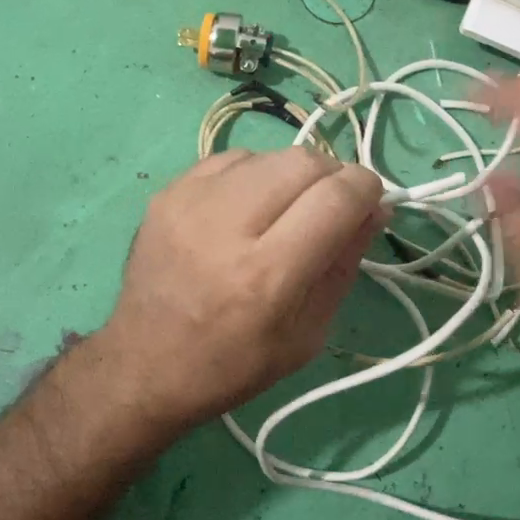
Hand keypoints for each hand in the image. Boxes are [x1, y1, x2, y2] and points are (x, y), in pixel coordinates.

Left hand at [93, 148, 385, 429]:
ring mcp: (190, 202)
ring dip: (293, 175)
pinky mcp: (168, 192)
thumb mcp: (309, 334)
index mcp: (267, 276)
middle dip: (333, 176)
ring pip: (270, 154)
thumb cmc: (234, 364)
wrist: (143, 365)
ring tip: (286, 209)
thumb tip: (376, 207)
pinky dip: (255, 175)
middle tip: (331, 206)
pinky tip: (248, 208)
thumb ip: (345, 264)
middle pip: (305, 161)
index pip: (336, 197)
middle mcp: (227, 227)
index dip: (365, 189)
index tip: (370, 201)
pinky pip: (233, 159)